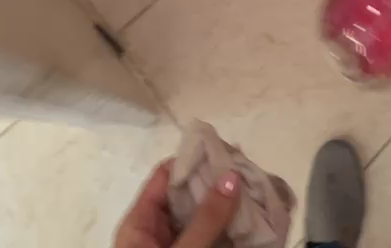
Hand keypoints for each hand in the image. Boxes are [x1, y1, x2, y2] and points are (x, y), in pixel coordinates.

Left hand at [112, 162, 239, 247]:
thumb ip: (205, 218)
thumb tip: (233, 174)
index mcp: (138, 222)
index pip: (166, 174)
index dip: (194, 159)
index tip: (226, 152)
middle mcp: (153, 230)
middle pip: (186, 193)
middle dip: (215, 182)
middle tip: (246, 170)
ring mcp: (171, 245)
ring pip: (199, 216)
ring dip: (224, 205)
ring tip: (253, 188)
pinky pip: (206, 236)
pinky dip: (224, 227)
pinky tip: (247, 216)